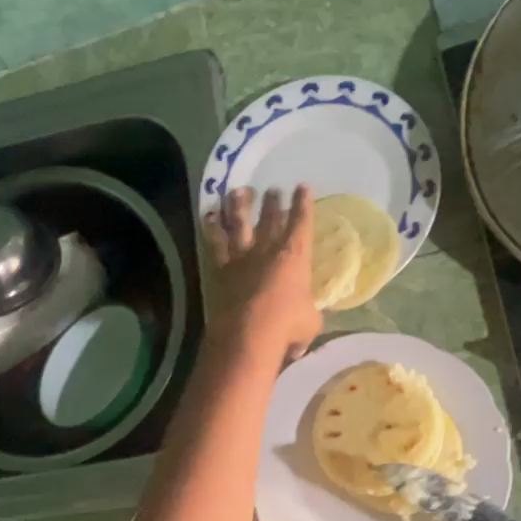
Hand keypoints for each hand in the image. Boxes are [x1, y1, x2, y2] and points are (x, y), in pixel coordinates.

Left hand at [204, 186, 320, 355]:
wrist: (248, 333)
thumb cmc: (287, 325)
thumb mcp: (311, 321)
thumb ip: (308, 314)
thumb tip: (305, 324)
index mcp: (295, 256)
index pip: (301, 223)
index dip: (303, 204)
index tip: (302, 187)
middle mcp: (267, 250)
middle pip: (270, 219)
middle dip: (273, 202)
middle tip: (273, 189)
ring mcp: (241, 258)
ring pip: (239, 224)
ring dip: (239, 206)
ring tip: (238, 191)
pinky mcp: (221, 270)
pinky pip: (215, 244)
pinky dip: (212, 228)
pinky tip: (209, 216)